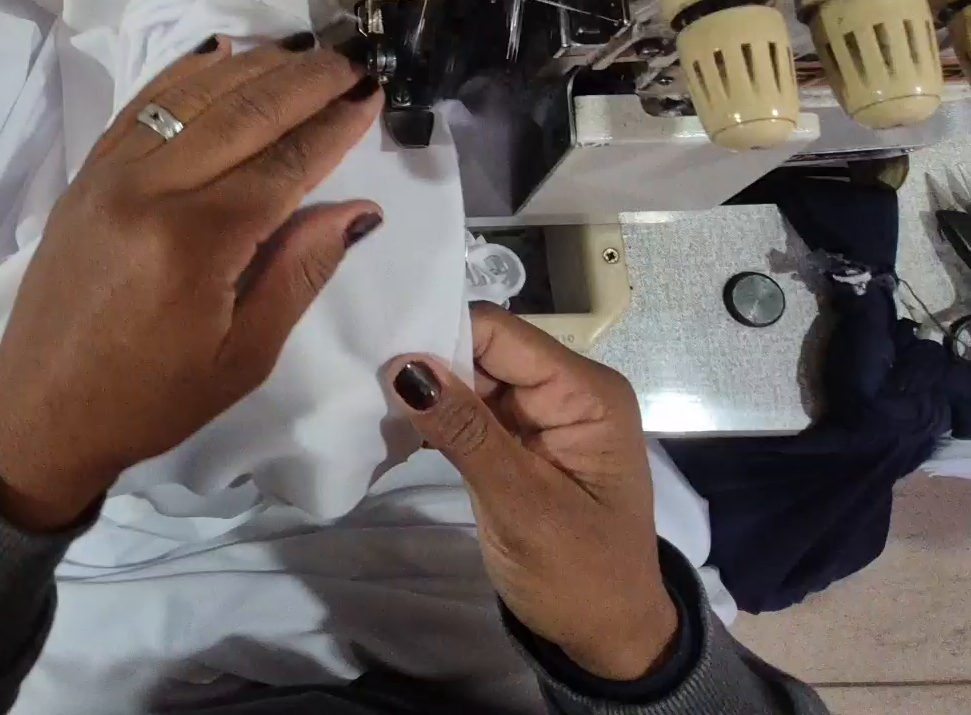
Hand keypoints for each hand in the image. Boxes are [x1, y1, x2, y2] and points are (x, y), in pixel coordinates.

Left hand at [0, 34, 385, 530]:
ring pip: (190, 96)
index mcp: (193, 243)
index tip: (372, 94)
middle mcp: (148, 191)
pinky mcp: (84, 175)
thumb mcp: (244, 357)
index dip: (332, 127)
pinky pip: (139, 106)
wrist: (42, 410)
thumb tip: (357, 208)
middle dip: (303, 81)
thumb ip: (300, 271)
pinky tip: (217, 52)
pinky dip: (182, 73)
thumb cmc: (150, 399)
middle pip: (240, 113)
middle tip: (350, 59)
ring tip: (300, 50)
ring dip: (251, 67)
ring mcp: (107, 175)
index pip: (281, 165)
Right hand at [385, 304, 679, 681]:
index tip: (382, 351)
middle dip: (427, 360)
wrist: (604, 638)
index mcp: (584, 392)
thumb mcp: (521, 506)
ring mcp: (537, 410)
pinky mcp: (513, 432)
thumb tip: (405, 366)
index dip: (442, 334)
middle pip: (480, 346)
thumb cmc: (579, 576)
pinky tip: (397, 418)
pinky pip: (465, 402)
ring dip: (425, 386)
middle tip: (366, 373)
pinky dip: (432, 410)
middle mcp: (563, 387)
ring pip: (466, 372)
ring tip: (372, 394)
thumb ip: (465, 431)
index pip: (500, 333)